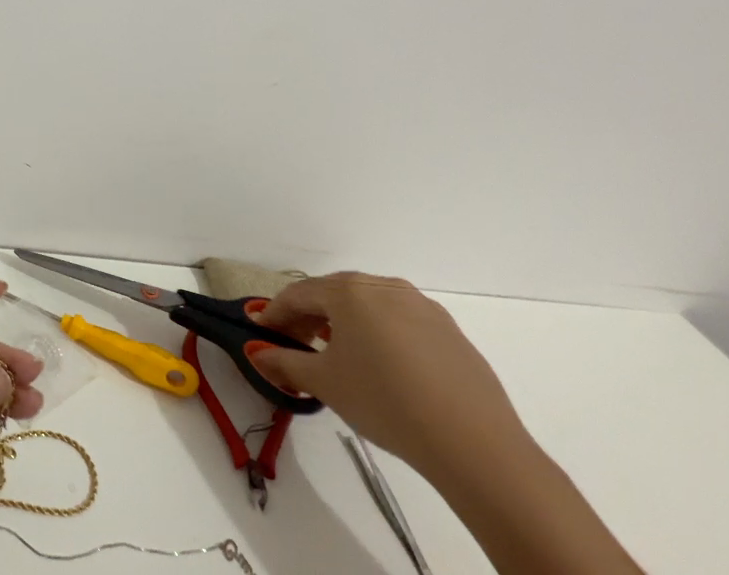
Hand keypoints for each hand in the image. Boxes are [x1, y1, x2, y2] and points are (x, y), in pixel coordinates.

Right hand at [251, 272, 640, 574]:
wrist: (471, 440)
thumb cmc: (383, 401)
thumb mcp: (324, 383)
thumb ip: (284, 362)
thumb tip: (257, 352)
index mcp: (350, 291)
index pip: (298, 294)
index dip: (274, 314)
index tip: (260, 335)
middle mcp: (385, 286)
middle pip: (334, 294)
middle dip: (308, 317)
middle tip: (293, 347)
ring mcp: (422, 306)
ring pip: (369, 307)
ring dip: (343, 324)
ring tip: (336, 358)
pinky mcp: (448, 331)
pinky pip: (399, 322)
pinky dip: (378, 335)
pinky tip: (380, 369)